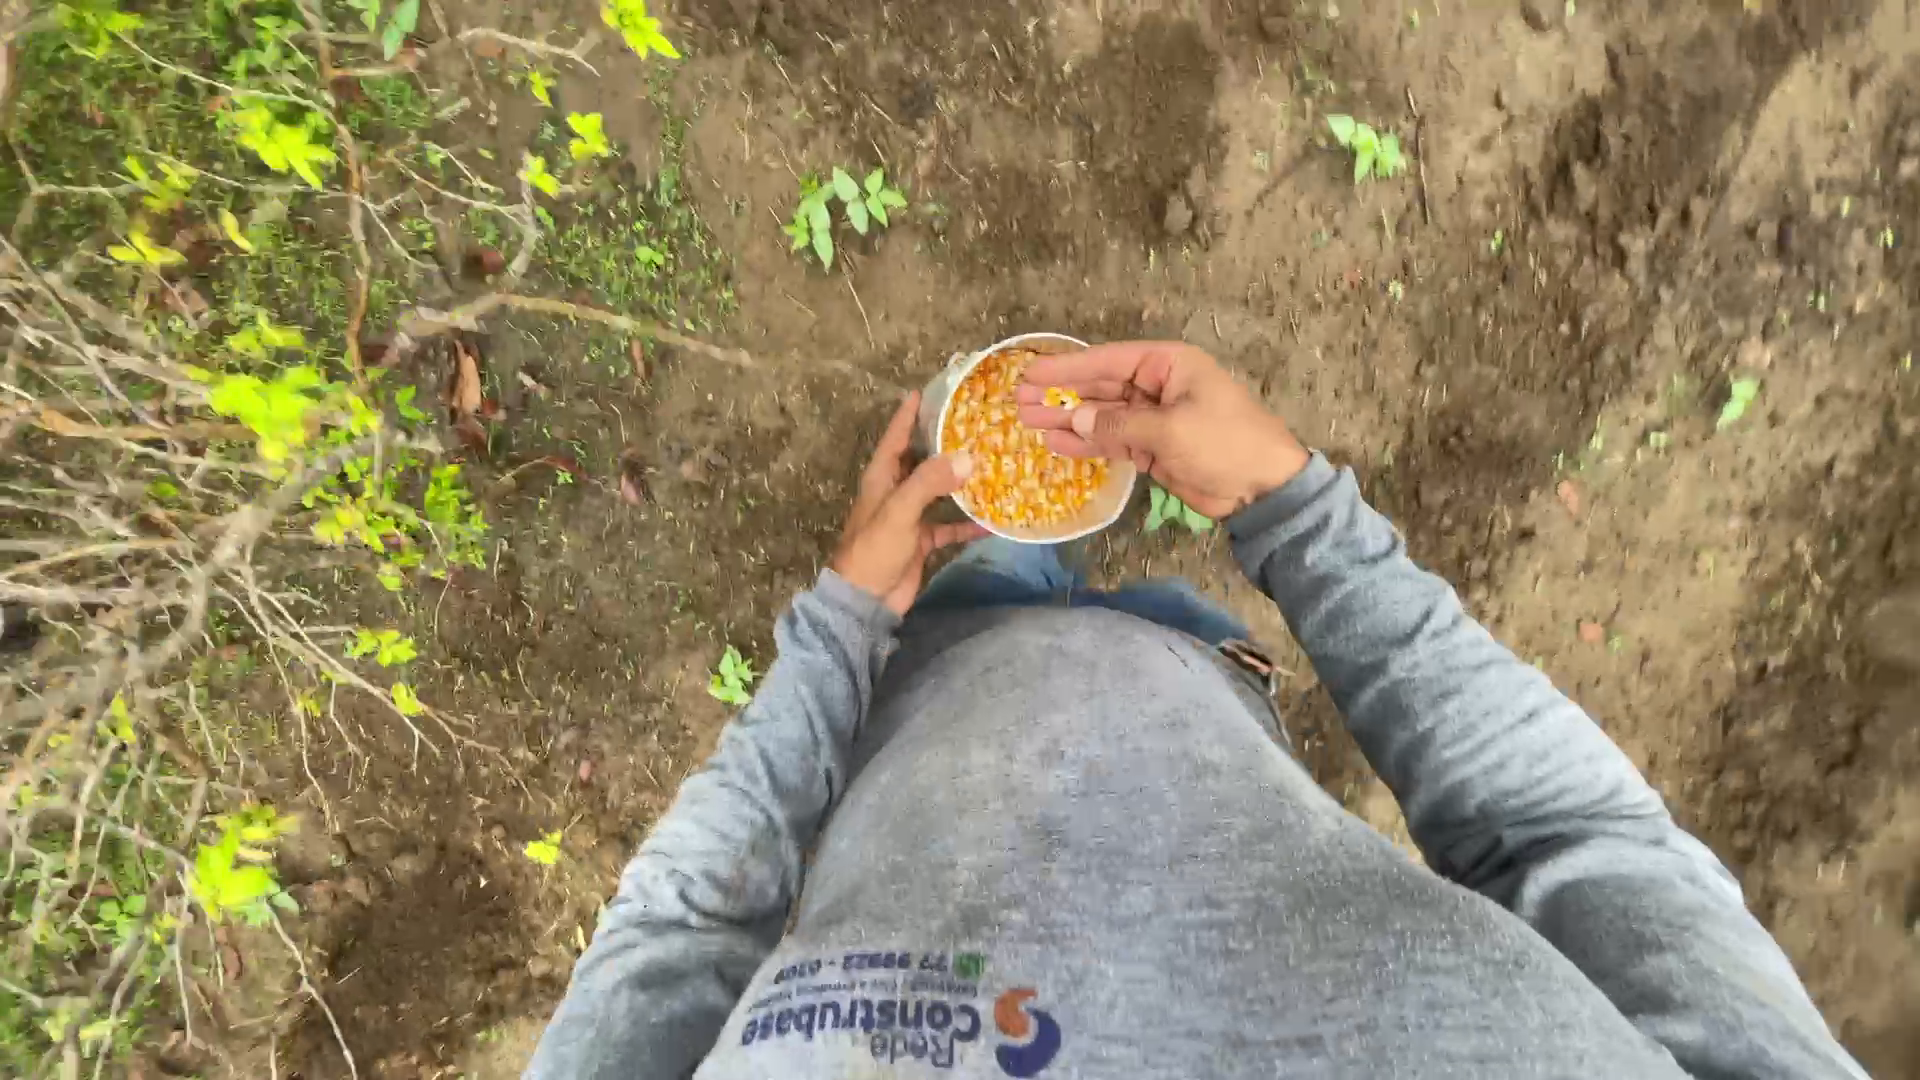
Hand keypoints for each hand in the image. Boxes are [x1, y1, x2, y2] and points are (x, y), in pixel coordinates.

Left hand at [831, 392, 987, 614]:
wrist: (866, 600)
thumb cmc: (875, 550)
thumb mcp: (900, 511)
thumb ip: (930, 482)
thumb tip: (967, 458)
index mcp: (881, 479)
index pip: (895, 438)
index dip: (907, 415)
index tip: (924, 392)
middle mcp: (895, 493)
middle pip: (919, 460)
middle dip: (941, 444)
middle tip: (971, 425)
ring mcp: (909, 518)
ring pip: (938, 492)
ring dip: (959, 482)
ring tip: (989, 464)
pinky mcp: (921, 542)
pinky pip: (949, 526)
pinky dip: (967, 523)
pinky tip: (992, 521)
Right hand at [1014, 341, 1309, 519]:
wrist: (1262, 488)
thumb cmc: (1225, 443)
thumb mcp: (1170, 429)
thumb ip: (1119, 424)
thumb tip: (1075, 418)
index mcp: (1168, 366)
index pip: (1107, 361)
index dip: (1067, 367)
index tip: (1030, 373)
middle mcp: (1156, 387)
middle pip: (1099, 388)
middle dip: (1060, 395)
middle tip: (1019, 402)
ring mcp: (1153, 419)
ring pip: (1101, 416)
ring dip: (1066, 420)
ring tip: (1028, 422)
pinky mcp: (1151, 448)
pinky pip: (1111, 442)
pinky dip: (1086, 444)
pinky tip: (1056, 443)